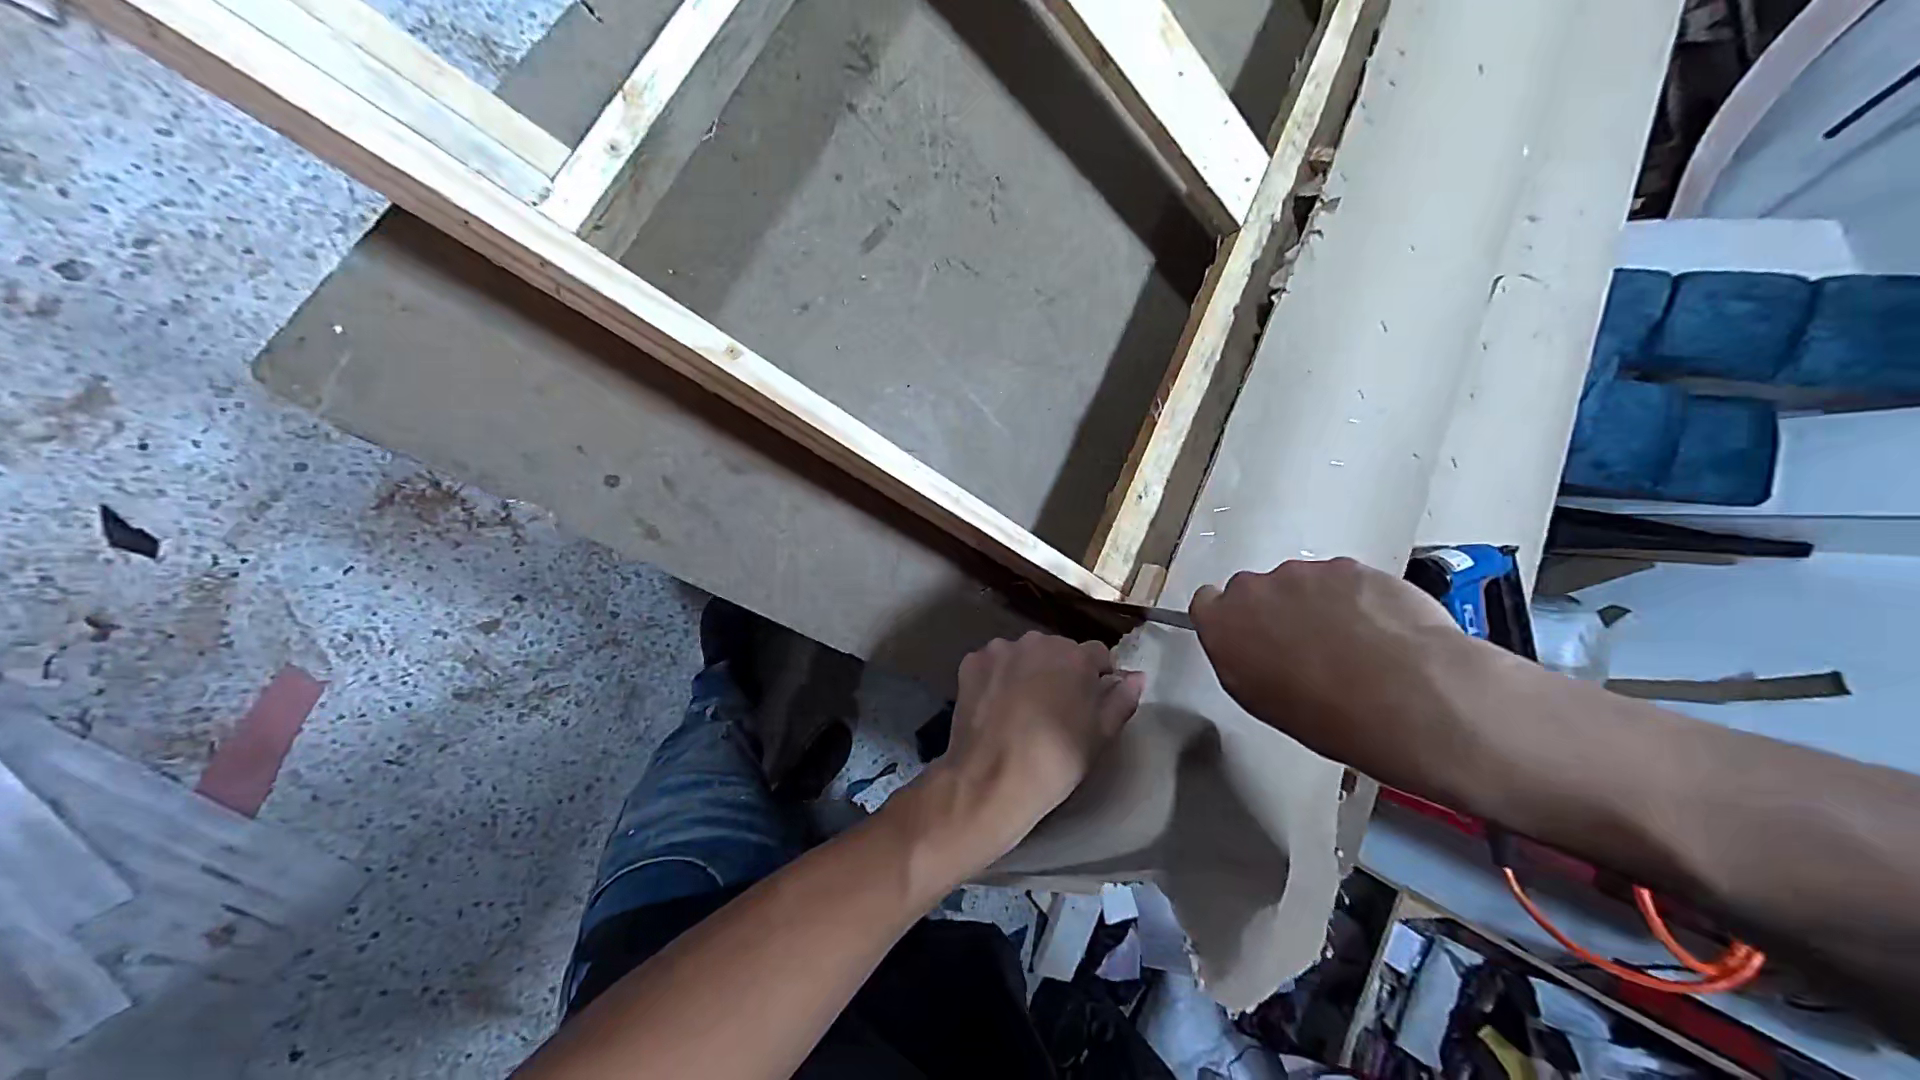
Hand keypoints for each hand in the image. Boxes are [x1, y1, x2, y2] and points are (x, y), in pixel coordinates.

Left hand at [906, 632, 1143, 870]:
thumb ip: (1121, 700)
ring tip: (1022, 709)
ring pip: (1024, 654)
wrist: (990, 779)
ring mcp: (1000, 649)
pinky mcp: (971, 662)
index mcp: (1075, 656)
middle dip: (1060, 671)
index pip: (1097, 654)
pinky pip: (993, 663)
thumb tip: (1135, 677)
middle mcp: (1038, 641)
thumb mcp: (1100, 737)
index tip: (1090, 703)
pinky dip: (997, 677)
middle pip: (1058, 650)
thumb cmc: (1055, 761)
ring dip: (1027, 671)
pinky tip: (996, 706)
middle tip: (1055, 709)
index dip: (1097, 677)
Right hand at [1188, 558, 1460, 770]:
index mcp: (1222, 624)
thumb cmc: (1327, 713)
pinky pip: (1343, 578)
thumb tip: (1251, 648)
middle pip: (1256, 589)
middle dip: (1276, 609)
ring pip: (1302, 581)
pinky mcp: (1349, 566)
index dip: (1230, 617)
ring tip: (1352, 643)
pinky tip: (1378, 630)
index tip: (1249, 633)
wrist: (1403, 696)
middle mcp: (1253, 589)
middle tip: (1306, 645)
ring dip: (1318, 602)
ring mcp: (1303, 573)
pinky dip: (1356, 597)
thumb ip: (1240, 657)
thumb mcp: (1259, 699)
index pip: (1208, 603)